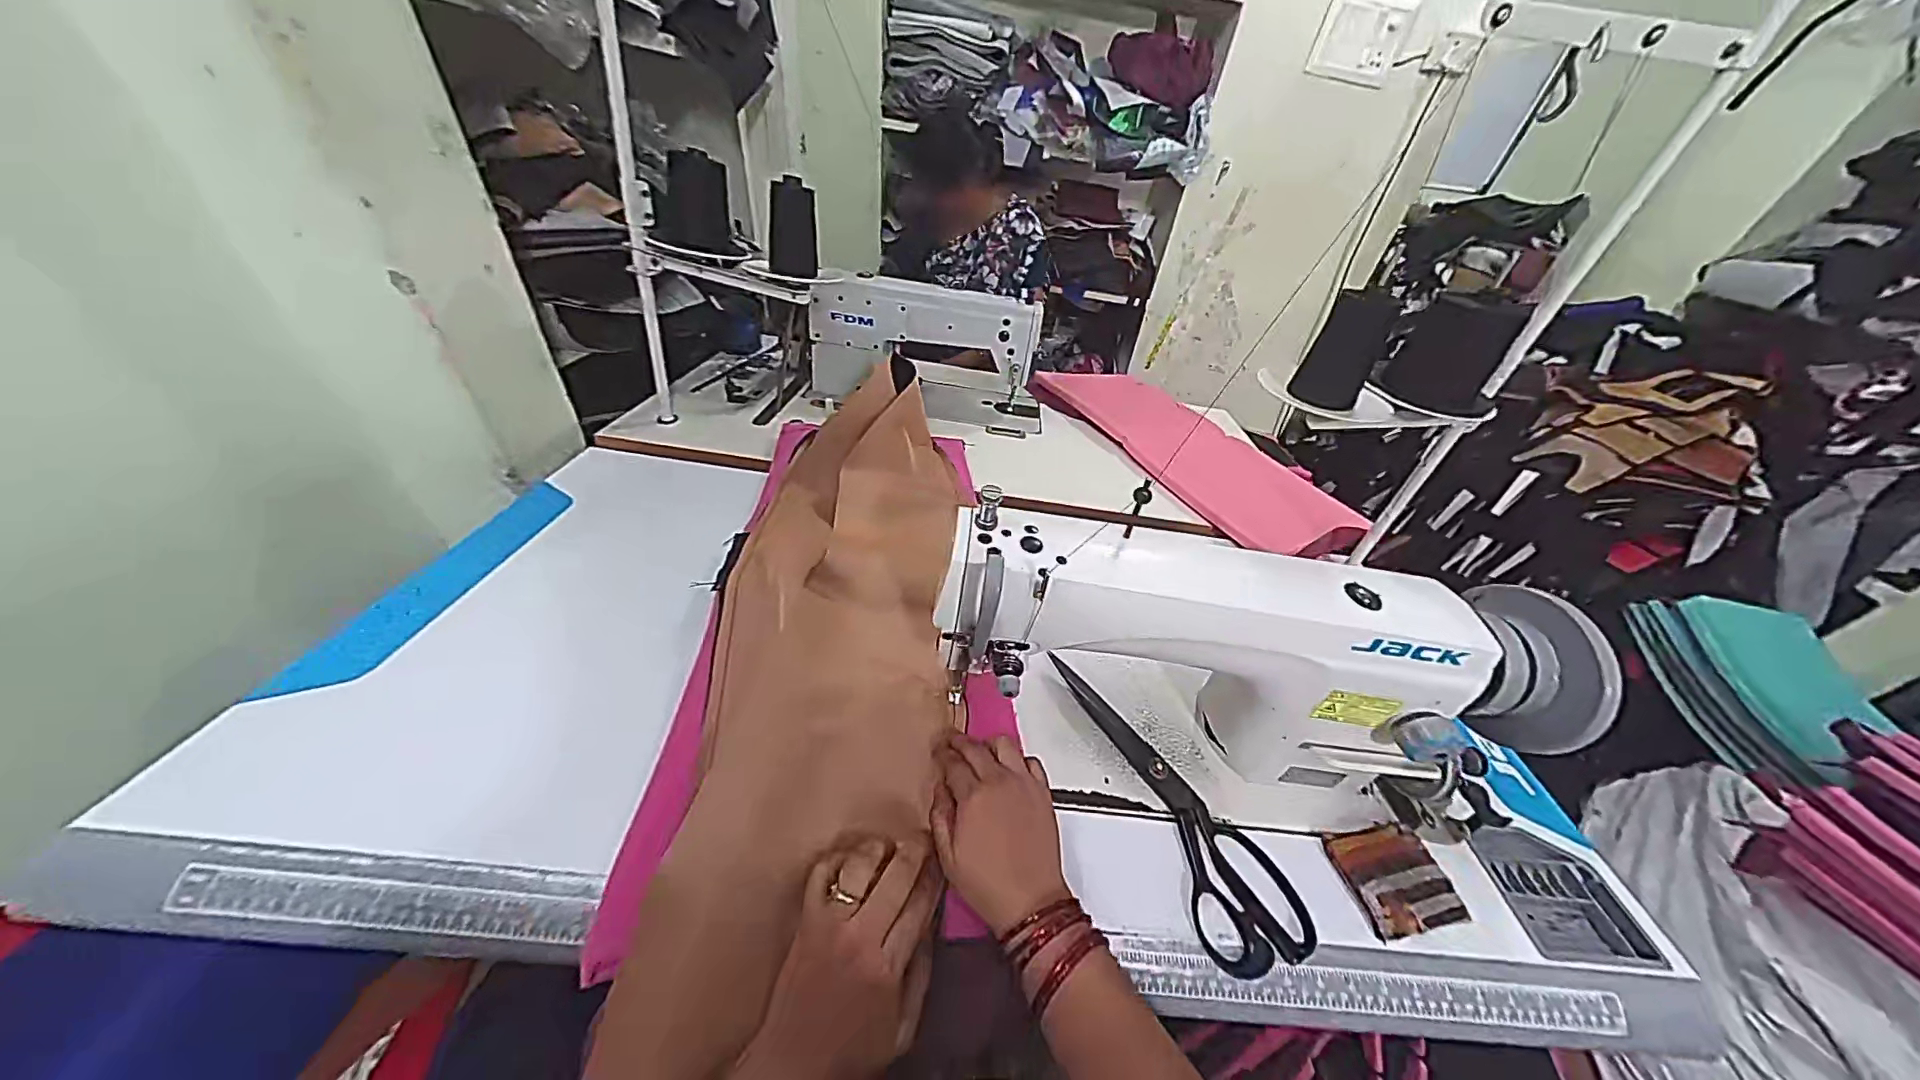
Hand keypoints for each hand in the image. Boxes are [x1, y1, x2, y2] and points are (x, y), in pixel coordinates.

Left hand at [733, 839, 939, 1079]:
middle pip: (896, 874)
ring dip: (878, 847)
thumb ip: (922, 974)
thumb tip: (932, 922)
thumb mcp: (903, 1028)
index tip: (942, 857)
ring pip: (859, 864)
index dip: (935, 874)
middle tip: (922, 839)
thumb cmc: (853, 1050)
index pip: (920, 903)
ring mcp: (828, 924)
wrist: (792, 1064)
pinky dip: (838, 857)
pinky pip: (821, 872)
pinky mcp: (804, 920)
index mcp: (888, 966)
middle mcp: (859, 937)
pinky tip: (851, 859)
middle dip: (915, 850)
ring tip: (888, 847)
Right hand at [931, 732, 1071, 936]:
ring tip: (981, 752)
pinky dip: (1019, 759)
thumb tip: (939, 791)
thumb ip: (940, 816)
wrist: (1030, 902)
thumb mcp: (948, 856)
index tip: (938, 753)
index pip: (953, 763)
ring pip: (1005, 745)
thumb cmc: (989, 884)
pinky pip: (1031, 761)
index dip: (942, 755)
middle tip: (951, 742)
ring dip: (989, 745)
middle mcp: (999, 783)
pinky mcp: (1042, 793)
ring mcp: (1024, 785)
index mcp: (973, 797)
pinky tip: (1010, 768)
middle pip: (975, 748)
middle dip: (959, 742)